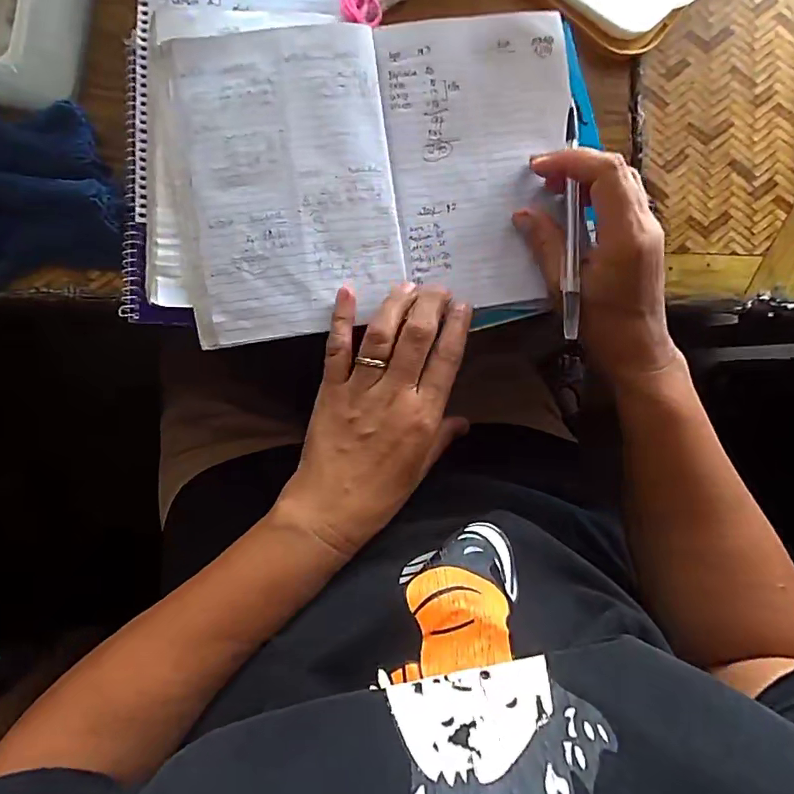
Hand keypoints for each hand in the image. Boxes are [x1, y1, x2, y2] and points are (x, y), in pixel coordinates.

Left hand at [275, 282, 470, 559]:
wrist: (330, 509)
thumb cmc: (381, 494)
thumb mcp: (421, 468)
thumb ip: (442, 437)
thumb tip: (463, 419)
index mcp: (424, 416)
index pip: (446, 360)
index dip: (457, 327)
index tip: (463, 305)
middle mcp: (396, 396)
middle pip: (417, 338)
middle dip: (430, 305)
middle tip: (437, 287)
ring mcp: (361, 389)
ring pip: (382, 336)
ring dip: (395, 305)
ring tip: (407, 284)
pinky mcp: (331, 389)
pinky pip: (338, 348)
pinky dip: (342, 318)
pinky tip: (349, 292)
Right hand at [513, 147, 682, 386]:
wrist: (638, 350)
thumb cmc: (602, 325)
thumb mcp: (565, 285)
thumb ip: (545, 244)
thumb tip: (524, 213)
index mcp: (625, 234)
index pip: (605, 173)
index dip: (570, 161)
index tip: (538, 168)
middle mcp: (644, 225)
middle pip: (617, 170)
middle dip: (577, 164)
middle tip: (543, 177)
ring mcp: (649, 230)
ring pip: (623, 181)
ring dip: (588, 176)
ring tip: (555, 190)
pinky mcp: (645, 238)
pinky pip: (624, 199)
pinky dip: (597, 192)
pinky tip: (574, 209)